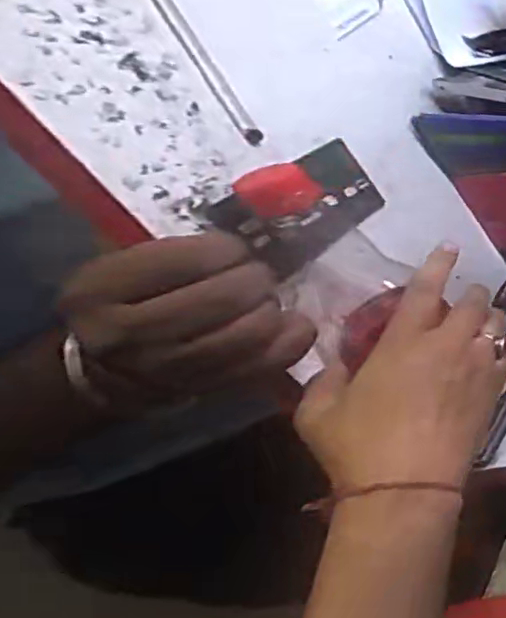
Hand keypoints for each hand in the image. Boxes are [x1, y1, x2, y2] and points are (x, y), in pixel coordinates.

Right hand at [57, 233, 317, 410]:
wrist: (118, 367)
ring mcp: (167, 367)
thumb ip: (186, 248)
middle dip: (257, 279)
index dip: (229, 250)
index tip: (233, 253)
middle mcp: (123, 333)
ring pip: (254, 328)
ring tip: (262, 302)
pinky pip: (275, 357)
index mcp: (98, 291)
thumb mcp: (136, 264)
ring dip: (272, 308)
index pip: (194, 258)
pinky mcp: (211, 385)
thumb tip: (261, 233)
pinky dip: (295, 334)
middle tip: (255, 277)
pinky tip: (290, 322)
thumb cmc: (141, 299)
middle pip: (229, 295)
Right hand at [293, 246, 505, 490]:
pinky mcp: (497, 385)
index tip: (450, 247)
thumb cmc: (357, 445)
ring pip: (496, 323)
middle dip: (469, 294)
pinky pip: (504, 352)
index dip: (438, 264)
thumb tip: (335, 360)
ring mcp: (479, 363)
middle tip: (460, 299)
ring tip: (478, 322)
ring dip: (488, 317)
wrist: (409, 482)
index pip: (424, 290)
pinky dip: (497, 346)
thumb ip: (326, 377)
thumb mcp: (319, 411)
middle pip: (473, 302)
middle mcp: (449, 344)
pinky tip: (487, 353)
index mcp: (404, 342)